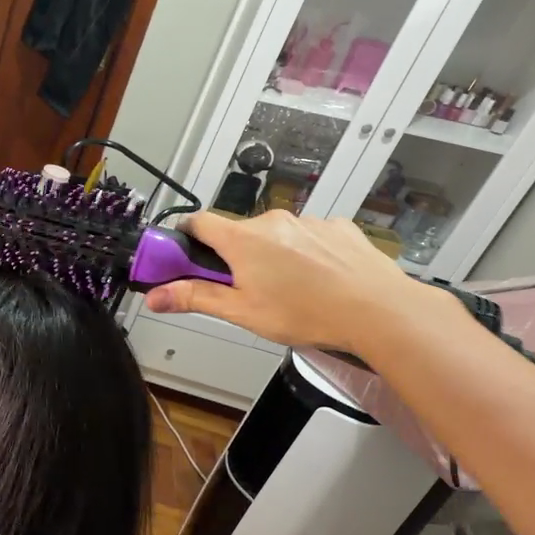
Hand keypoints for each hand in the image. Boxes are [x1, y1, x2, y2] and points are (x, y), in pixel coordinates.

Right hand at [143, 210, 459, 352]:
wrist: (380, 310)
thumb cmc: (308, 313)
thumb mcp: (242, 312)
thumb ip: (194, 298)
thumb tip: (154, 297)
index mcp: (242, 239)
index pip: (197, 222)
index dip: (185, 239)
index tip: (183, 259)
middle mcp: (272, 222)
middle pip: (237, 234)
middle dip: (233, 258)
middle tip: (242, 290)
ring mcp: (309, 222)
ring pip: (275, 237)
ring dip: (271, 256)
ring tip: (288, 290)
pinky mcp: (338, 228)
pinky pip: (309, 236)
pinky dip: (305, 254)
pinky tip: (317, 280)